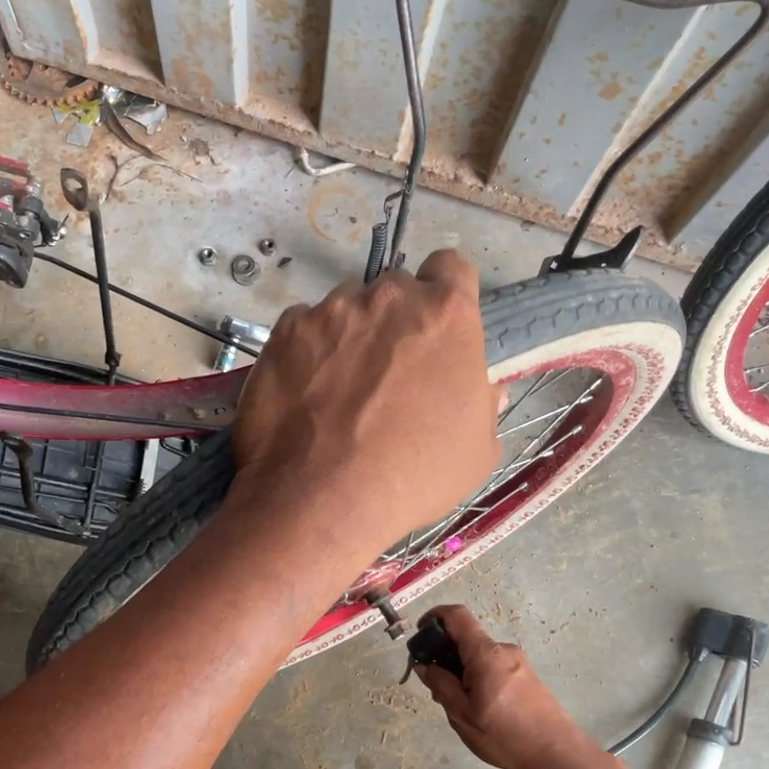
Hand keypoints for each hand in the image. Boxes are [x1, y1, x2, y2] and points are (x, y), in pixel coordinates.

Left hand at [228, 250, 501, 553]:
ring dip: (343, 338)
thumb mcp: (477, 450)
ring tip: (334, 391)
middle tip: (380, 374)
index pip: (450, 269)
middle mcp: (388, 297)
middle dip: (389, 323)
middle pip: (393, 292)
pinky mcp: (283, 333)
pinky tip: (301, 396)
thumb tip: (485, 390)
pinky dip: (302, 354)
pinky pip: (298, 331)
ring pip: (342, 311)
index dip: (442, 296)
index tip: (431, 331)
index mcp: (447, 314)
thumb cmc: (412, 478)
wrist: (321, 498)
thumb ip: (481, 404)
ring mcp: (330, 312)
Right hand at [415, 605, 596, 768]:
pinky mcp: (527, 676)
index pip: (457, 615)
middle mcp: (504, 651)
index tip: (420, 636)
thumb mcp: (462, 715)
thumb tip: (424, 665)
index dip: (434, 617)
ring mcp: (518, 663)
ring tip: (459, 706)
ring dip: (462, 672)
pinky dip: (478, 679)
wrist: (559, 756)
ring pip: (479, 657)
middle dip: (445, 657)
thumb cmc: (506, 736)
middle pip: (467, 640)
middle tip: (436, 689)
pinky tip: (479, 709)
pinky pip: (493, 668)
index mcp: (486, 654)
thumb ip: (440, 685)